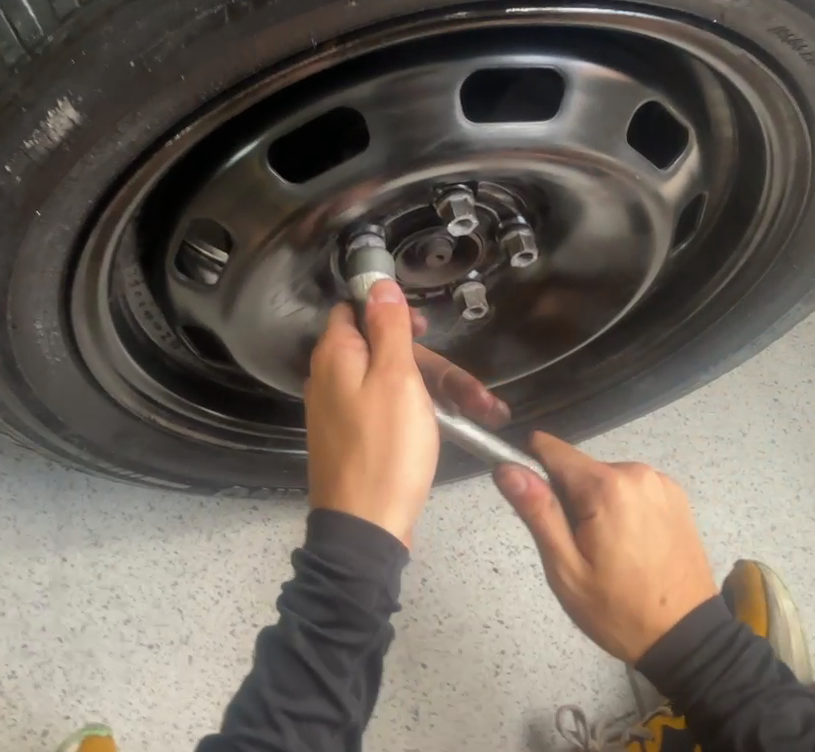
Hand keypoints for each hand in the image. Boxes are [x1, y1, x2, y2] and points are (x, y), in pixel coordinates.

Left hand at [305, 281, 510, 544]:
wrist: (365, 528)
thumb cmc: (385, 448)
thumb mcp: (396, 378)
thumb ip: (390, 328)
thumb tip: (379, 285)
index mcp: (336, 355)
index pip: (356, 310)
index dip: (391, 311)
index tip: (425, 328)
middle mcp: (331, 377)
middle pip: (384, 349)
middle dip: (433, 363)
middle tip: (470, 387)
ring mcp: (342, 410)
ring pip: (394, 383)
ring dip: (438, 391)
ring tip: (483, 411)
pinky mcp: (355, 437)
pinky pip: (388, 410)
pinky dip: (420, 412)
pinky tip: (454, 426)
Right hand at [494, 433, 717, 661]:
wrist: (688, 640)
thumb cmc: (619, 610)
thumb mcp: (566, 569)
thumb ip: (537, 511)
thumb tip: (506, 468)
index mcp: (606, 487)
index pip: (551, 449)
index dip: (532, 469)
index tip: (534, 504)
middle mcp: (636, 472)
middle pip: (579, 469)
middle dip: (569, 499)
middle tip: (578, 547)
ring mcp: (660, 482)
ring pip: (604, 479)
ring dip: (596, 504)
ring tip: (607, 551)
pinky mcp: (676, 495)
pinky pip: (630, 488)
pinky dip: (622, 508)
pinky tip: (632, 545)